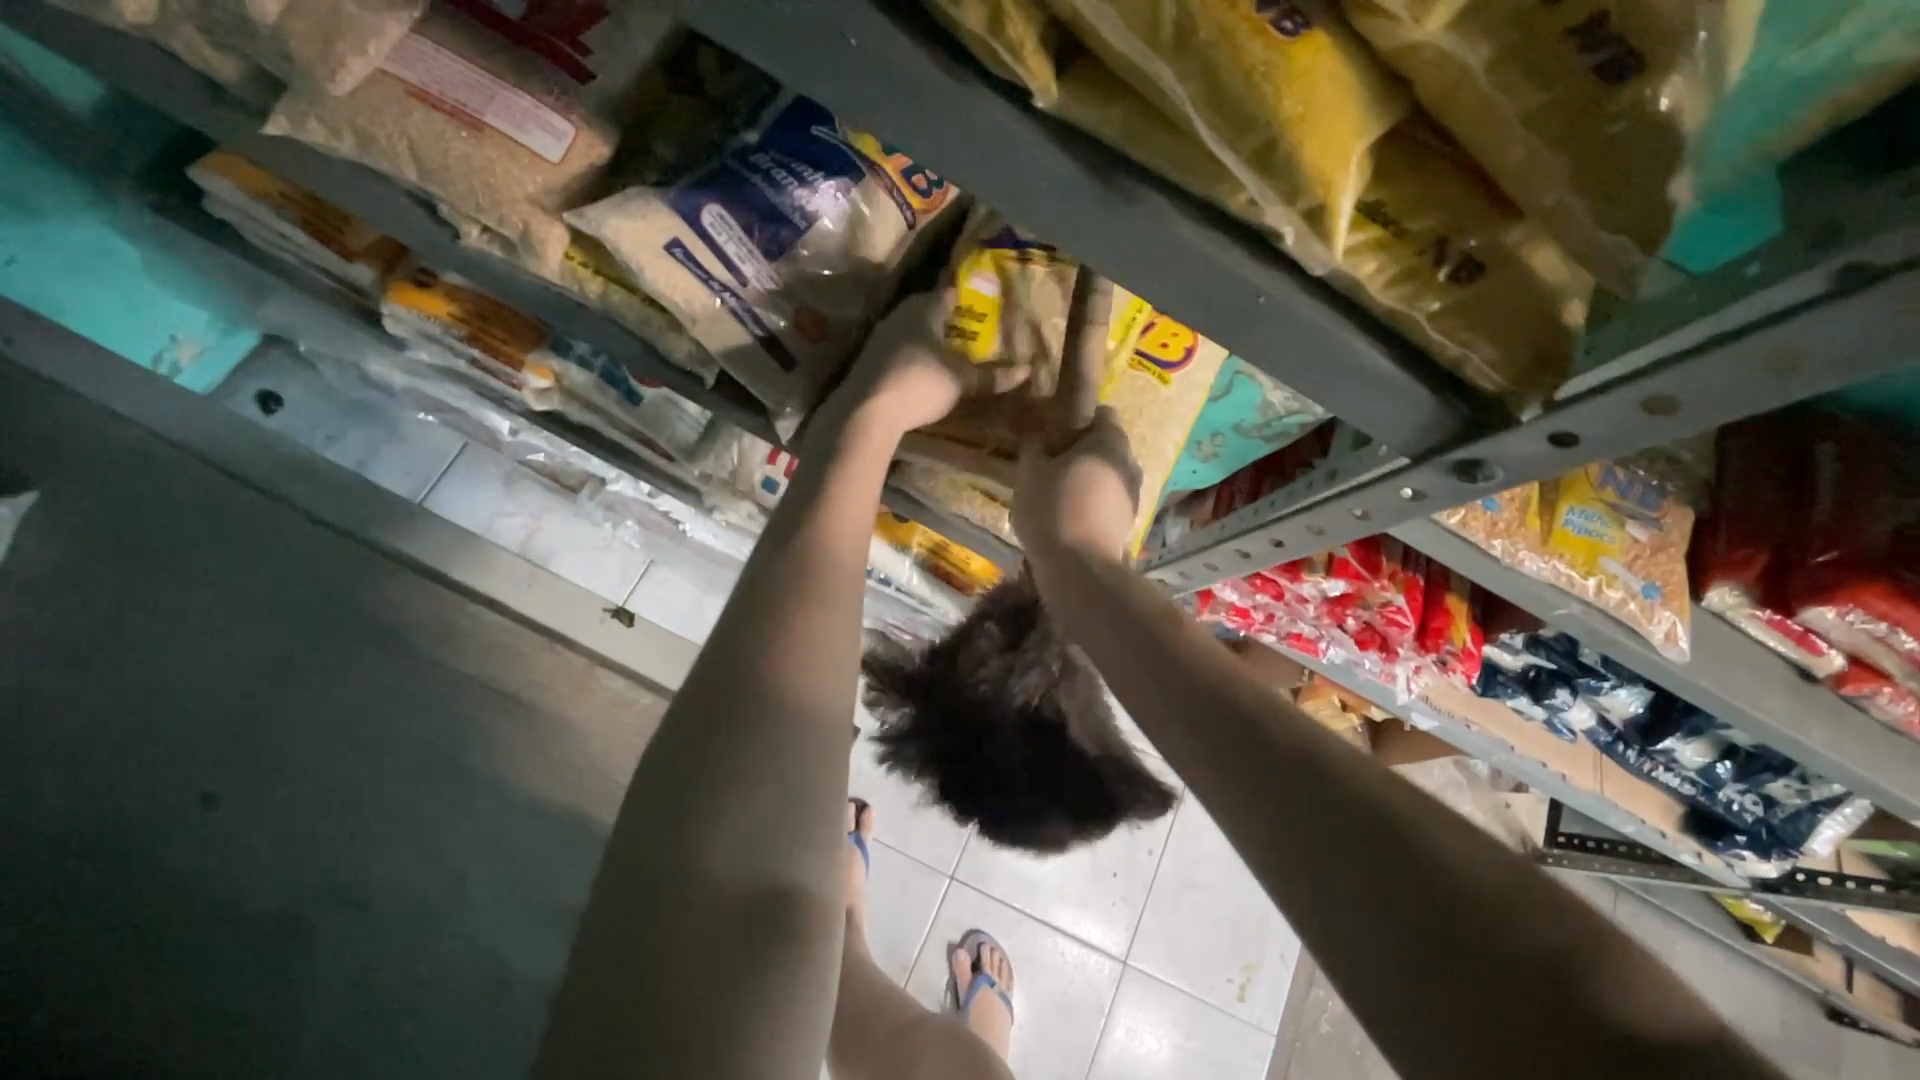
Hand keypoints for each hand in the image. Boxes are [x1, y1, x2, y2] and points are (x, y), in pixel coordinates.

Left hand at [827, 289, 1028, 437]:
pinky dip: (916, 355)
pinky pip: (901, 349)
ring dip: (932, 340)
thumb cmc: (920, 384)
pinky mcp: (871, 358)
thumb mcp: (962, 382)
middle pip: (932, 311)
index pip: (952, 292)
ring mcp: (882, 335)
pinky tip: (926, 371)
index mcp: (924, 308)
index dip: (972, 300)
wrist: (866, 412)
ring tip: (954, 354)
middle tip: (976, 334)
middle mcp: (901, 314)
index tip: (989, 309)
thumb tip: (1026, 371)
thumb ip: (992, 376)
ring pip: (914, 330)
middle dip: (953, 321)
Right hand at [1013, 404, 1142, 566]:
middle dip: (1085, 451)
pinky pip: (1110, 502)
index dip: (1079, 419)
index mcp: (1110, 440)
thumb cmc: (1053, 508)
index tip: (1056, 433)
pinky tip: (1071, 516)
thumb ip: (1034, 448)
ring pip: (1109, 476)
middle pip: (1108, 446)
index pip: (1103, 414)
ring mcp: (1133, 495)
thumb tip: (1038, 438)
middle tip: (1053, 464)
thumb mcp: (1029, 473)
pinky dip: (1094, 503)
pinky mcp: (1129, 522)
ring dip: (1090, 479)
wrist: (1079, 567)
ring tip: (1060, 494)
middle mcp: (1130, 462)